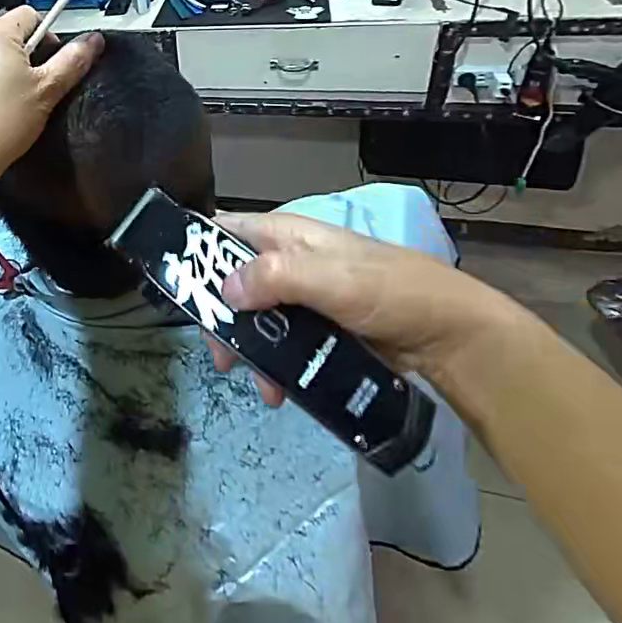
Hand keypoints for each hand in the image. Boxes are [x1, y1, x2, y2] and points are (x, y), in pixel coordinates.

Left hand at [0, 9, 101, 230]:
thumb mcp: (48, 91)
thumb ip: (74, 60)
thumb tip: (92, 41)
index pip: (31, 15)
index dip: (49, 37)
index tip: (53, 63)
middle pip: (7, 33)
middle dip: (24, 55)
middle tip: (35, 88)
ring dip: (0, 69)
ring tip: (9, 104)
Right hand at [204, 212, 517, 405]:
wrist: (444, 332)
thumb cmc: (388, 291)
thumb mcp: (331, 279)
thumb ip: (277, 277)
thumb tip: (224, 288)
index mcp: (286, 235)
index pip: (227, 230)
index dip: (197, 251)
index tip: (177, 288)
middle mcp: (288, 260)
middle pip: (233, 281)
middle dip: (222, 317)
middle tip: (221, 355)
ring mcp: (303, 295)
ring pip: (255, 317)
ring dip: (249, 349)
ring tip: (258, 385)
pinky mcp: (317, 327)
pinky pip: (281, 343)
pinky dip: (274, 365)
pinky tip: (279, 391)